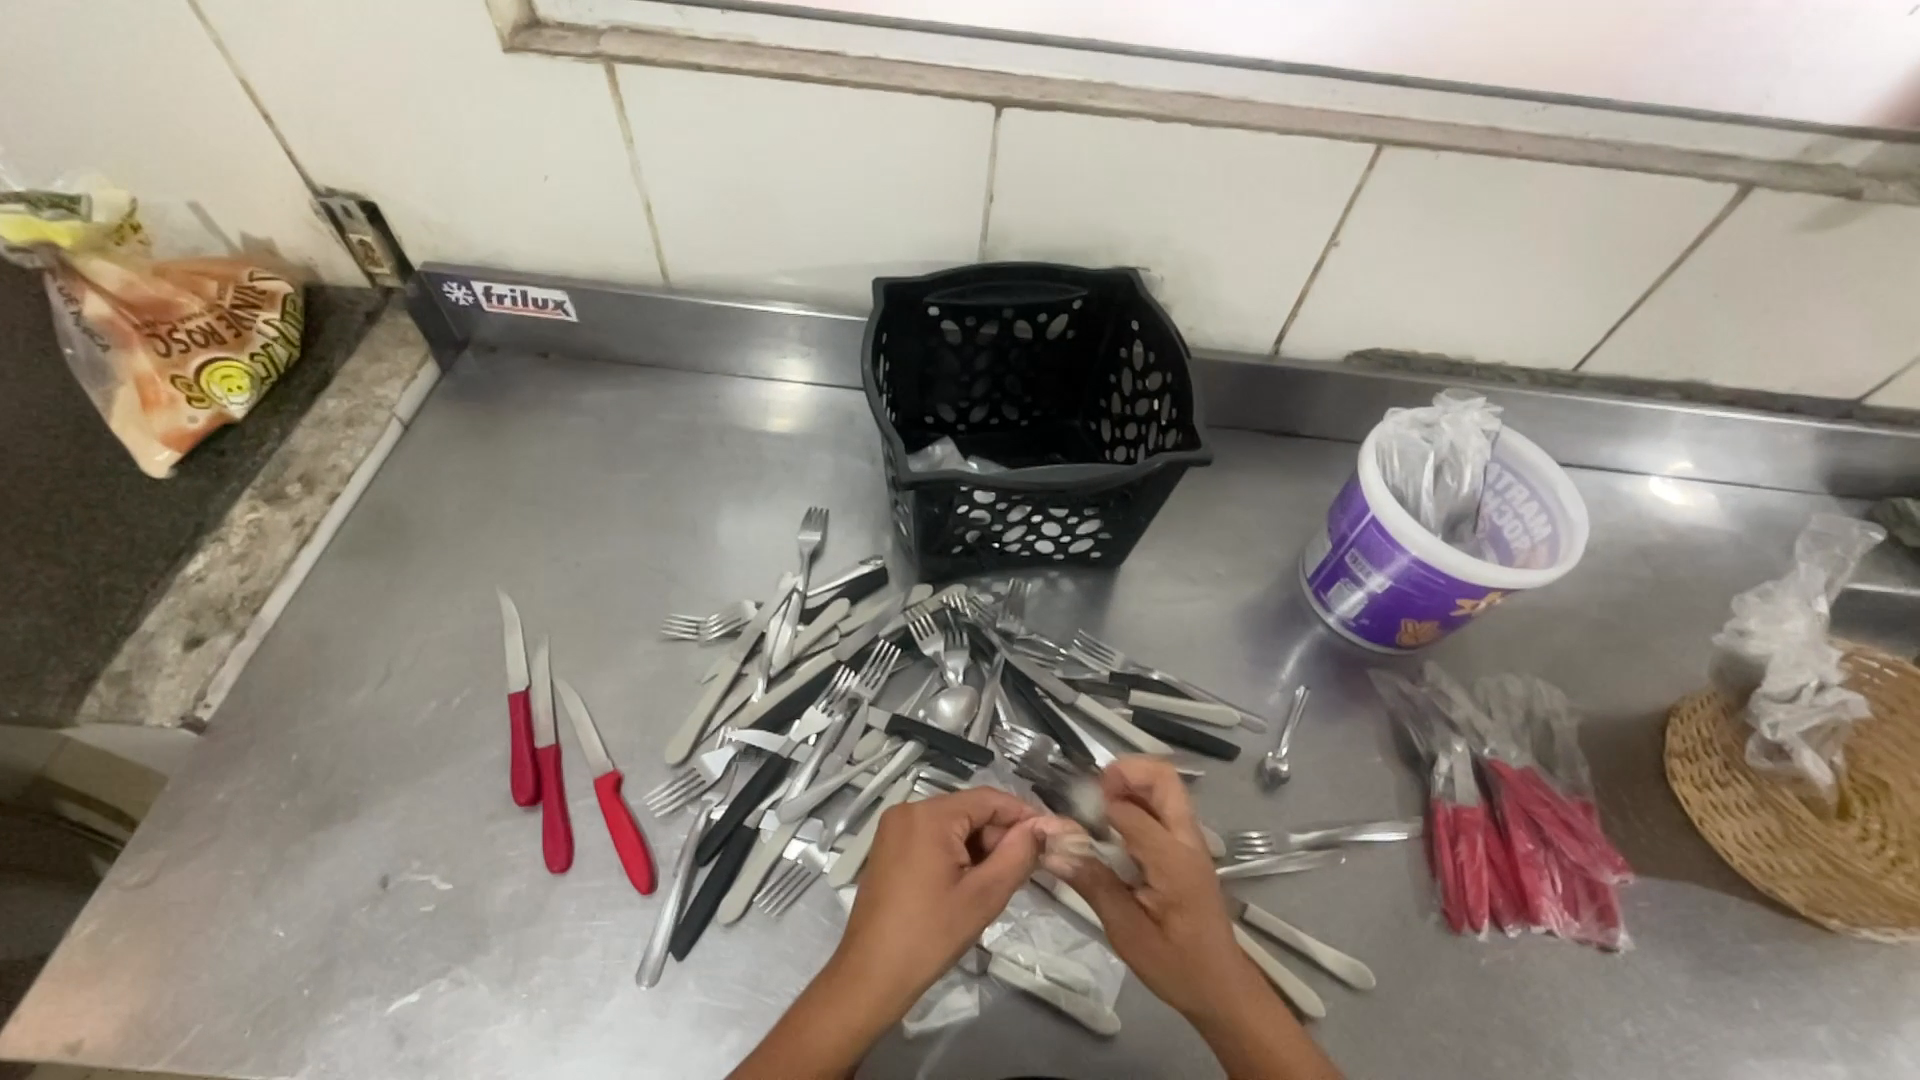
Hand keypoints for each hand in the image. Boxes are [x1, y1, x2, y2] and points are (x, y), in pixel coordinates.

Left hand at [833, 786, 1061, 1010]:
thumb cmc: (930, 935)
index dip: (1022, 814)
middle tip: (1023, 870)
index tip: (1050, 837)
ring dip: (979, 848)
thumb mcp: (984, 896)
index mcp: (929, 815)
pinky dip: (956, 854)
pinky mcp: (888, 848)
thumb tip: (1041, 827)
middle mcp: (908, 810)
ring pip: (952, 826)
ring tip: (995, 883)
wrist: (871, 975)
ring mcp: (894, 829)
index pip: (988, 798)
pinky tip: (968, 884)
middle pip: (969, 811)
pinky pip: (932, 838)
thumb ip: (1018, 854)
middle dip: (999, 836)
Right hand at [1059, 757, 1267, 1023]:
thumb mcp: (1128, 933)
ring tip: (1096, 810)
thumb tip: (1053, 849)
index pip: (1128, 811)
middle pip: (1163, 777)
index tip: (1066, 824)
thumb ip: (1093, 883)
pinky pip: (1164, 807)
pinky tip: (1113, 830)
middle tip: (1090, 795)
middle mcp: (1187, 839)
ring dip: (1130, 784)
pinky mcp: (1187, 849)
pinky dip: (1136, 801)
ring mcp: (1191, 841)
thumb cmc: (1177, 966)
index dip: (1093, 810)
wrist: (1222, 988)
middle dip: (1123, 772)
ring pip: (1165, 787)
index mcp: (1174, 859)